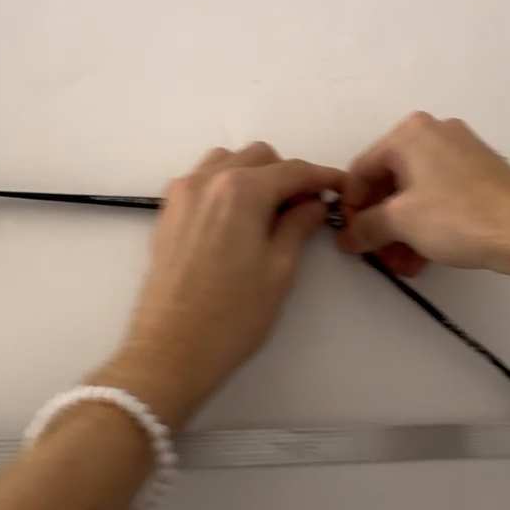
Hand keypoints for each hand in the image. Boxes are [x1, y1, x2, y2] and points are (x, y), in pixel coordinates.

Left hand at [93, 142, 344, 430]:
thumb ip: (299, 225)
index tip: (341, 187)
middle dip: (287, 175)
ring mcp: (183, 192)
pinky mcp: (168, 211)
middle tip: (306, 207)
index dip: (322, 177)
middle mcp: (209, 179)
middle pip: (260, 157)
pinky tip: (237, 217)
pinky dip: (226, 184)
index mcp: (242, 190)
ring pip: (228, 161)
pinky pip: (203, 179)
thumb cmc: (233, 315)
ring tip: (269, 210)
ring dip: (254, 174)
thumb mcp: (280, 269)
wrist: (170, 352)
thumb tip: (314, 202)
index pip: (293, 170)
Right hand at [336, 112, 509, 276]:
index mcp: (409, 133)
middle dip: (381, 223)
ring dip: (403, 229)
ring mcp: (462, 149)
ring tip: (404, 265)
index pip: (362, 170)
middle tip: (378, 257)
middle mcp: (434, 132)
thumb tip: (347, 235)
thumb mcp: (401, 222)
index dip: (351, 207)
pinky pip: (441, 193)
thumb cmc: (456, 215)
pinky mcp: (482, 170)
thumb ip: (365, 227)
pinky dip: (428, 221)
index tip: (349, 239)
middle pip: (391, 180)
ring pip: (418, 191)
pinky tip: (425, 256)